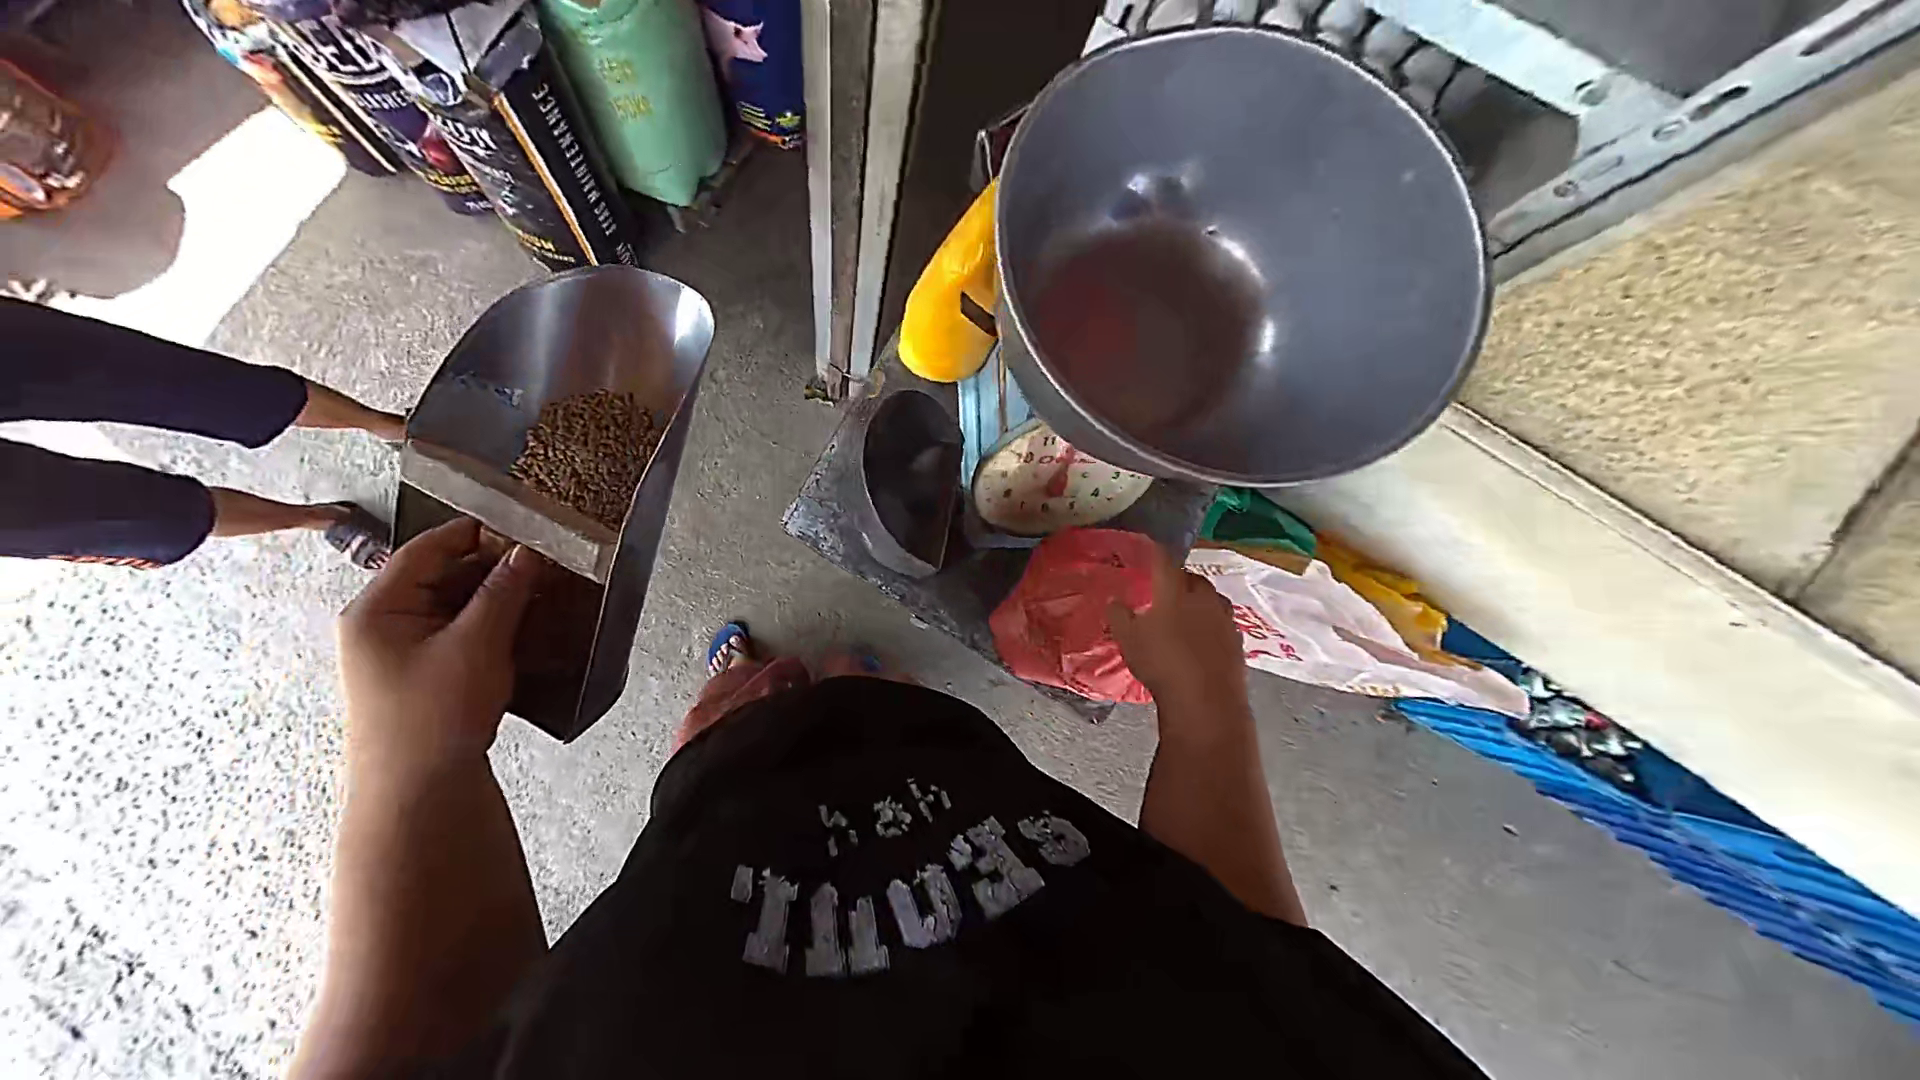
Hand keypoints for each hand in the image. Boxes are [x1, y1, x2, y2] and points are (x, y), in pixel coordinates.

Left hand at [337, 518, 543, 780]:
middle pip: (443, 575)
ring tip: (541, 592)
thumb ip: (503, 593)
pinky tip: (525, 623)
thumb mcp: (476, 645)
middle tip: (542, 564)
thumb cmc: (434, 716)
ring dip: (497, 597)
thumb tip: (526, 554)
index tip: (522, 528)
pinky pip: (462, 629)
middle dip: (493, 568)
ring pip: (456, 603)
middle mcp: (385, 623)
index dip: (475, 533)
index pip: (427, 549)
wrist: (418, 789)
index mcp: (378, 609)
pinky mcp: (427, 668)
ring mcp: (404, 647)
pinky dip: (493, 621)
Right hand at [1108, 544, 1248, 714]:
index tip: (1148, 547)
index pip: (1164, 561)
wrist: (1206, 700)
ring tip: (1185, 610)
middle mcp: (1203, 598)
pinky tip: (1202, 636)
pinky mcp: (1237, 640)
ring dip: (1198, 599)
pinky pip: (1222, 621)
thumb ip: (1119, 615)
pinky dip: (1210, 622)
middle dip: (1179, 579)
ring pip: (1211, 599)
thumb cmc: (1161, 663)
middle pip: (1192, 578)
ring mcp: (1224, 619)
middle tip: (1164, 588)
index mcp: (1175, 591)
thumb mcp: (1128, 639)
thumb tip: (1114, 600)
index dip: (1155, 552)